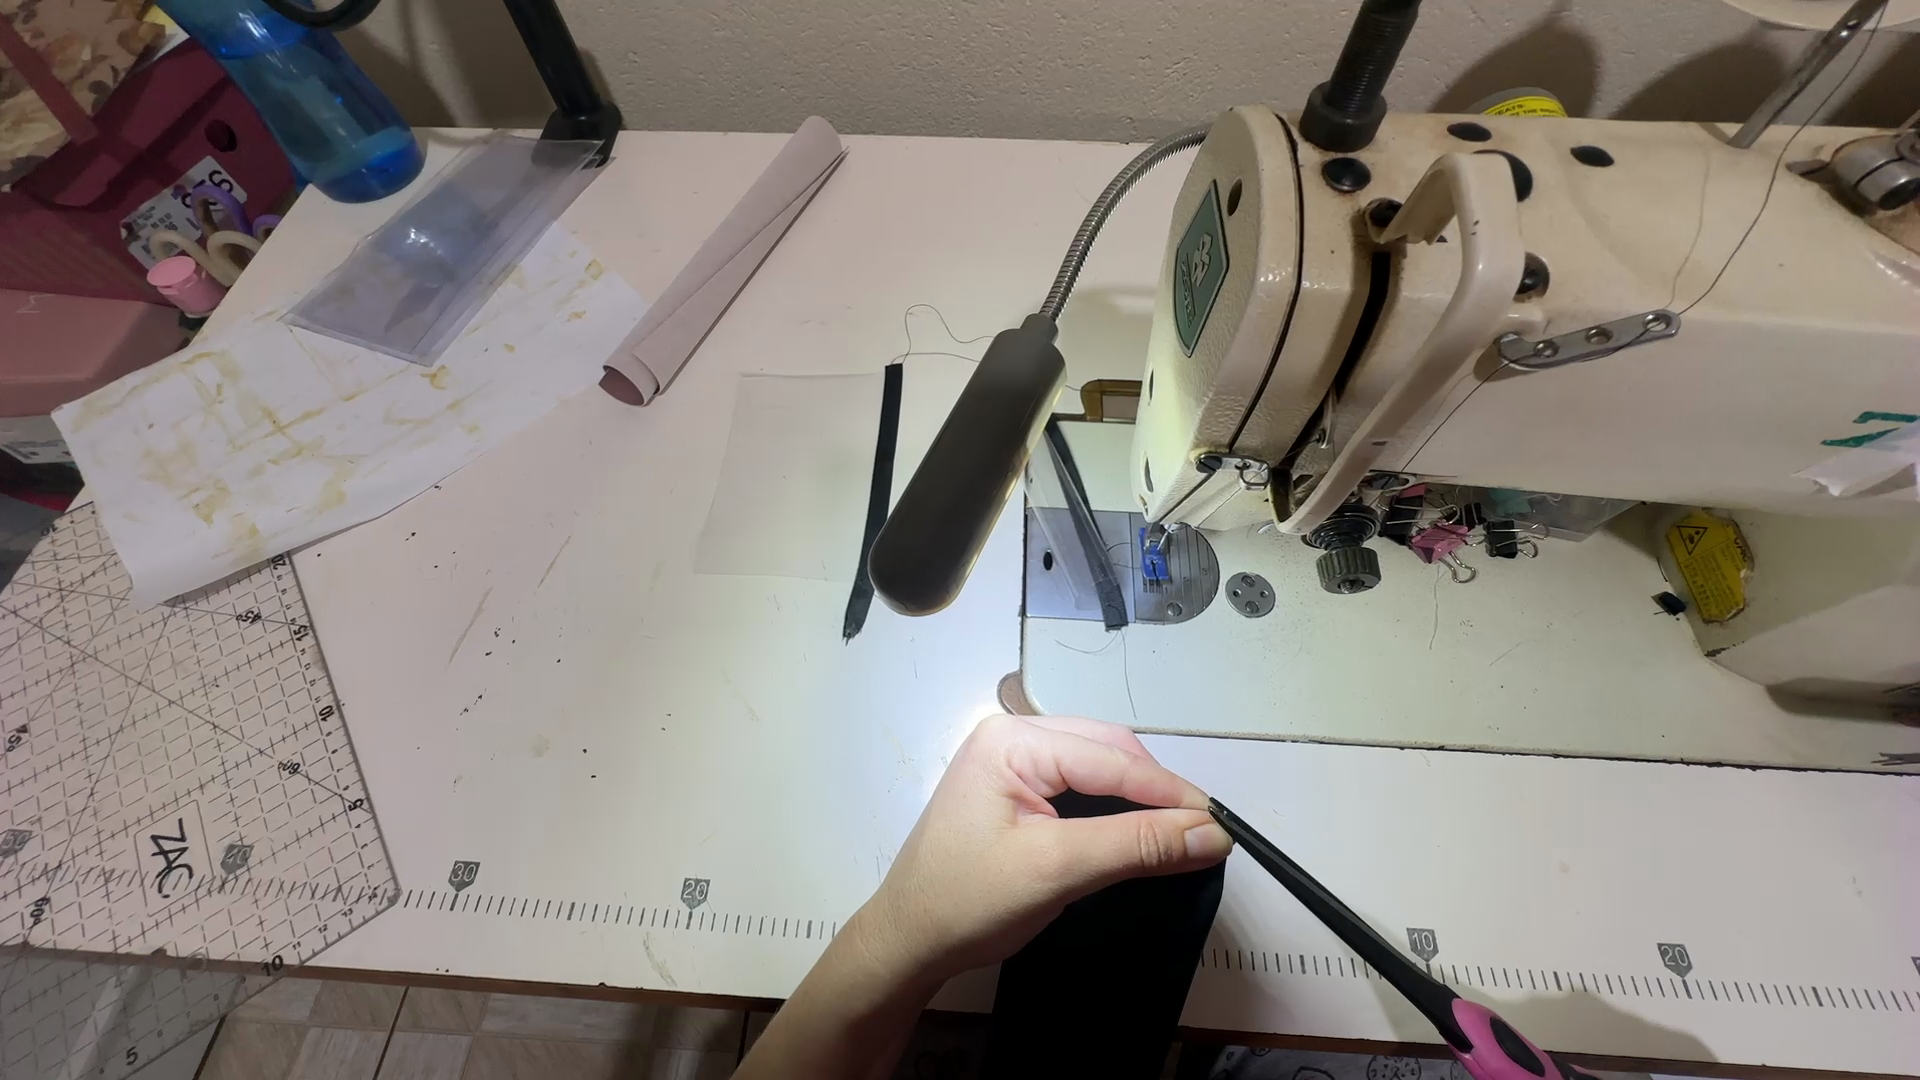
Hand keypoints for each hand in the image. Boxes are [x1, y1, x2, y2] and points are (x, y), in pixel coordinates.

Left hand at [856, 714, 1232, 986]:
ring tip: (1175, 833)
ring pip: (1095, 765)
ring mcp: (1010, 758)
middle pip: (1105, 750)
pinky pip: (1077, 784)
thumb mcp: (1057, 870)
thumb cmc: (969, 901)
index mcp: (1012, 739)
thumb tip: (1210, 834)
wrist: (907, 938)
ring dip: (1136, 798)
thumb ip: (1135, 846)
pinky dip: (1112, 807)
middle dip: (1154, 791)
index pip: (1109, 758)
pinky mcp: (1014, 785)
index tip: (1220, 826)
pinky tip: (1133, 831)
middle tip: (1200, 835)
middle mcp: (1012, 734)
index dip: (1169, 792)